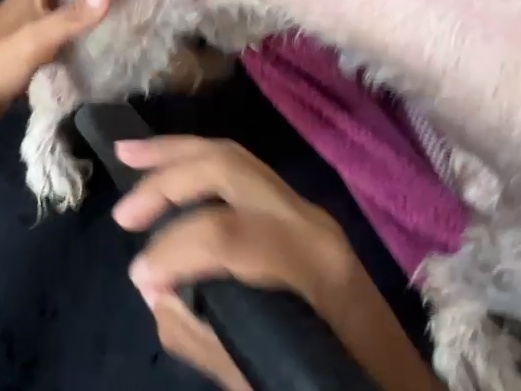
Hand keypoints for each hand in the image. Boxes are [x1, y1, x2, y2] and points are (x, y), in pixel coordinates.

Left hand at [0, 0, 107, 118]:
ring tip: (138, 17)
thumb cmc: (0, 58)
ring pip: (76, 9)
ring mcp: (39, 17)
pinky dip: (86, 34)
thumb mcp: (40, 36)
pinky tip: (112, 40)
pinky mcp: (40, 41)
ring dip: (99, 15)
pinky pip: (70, 31)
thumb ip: (74, 15)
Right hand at [112, 138, 367, 390]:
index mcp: (311, 262)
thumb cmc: (336, 380)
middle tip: (124, 215)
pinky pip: (241, 172)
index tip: (140, 279)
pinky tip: (168, 168)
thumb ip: (203, 336)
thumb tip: (154, 291)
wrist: (396, 388)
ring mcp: (307, 210)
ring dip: (175, 153)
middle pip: (227, 168)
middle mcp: (309, 220)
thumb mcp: (267, 376)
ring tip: (128, 154)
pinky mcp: (299, 213)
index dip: (173, 250)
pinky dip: (197, 162)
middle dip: (167, 182)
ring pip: (233, 154)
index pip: (228, 233)